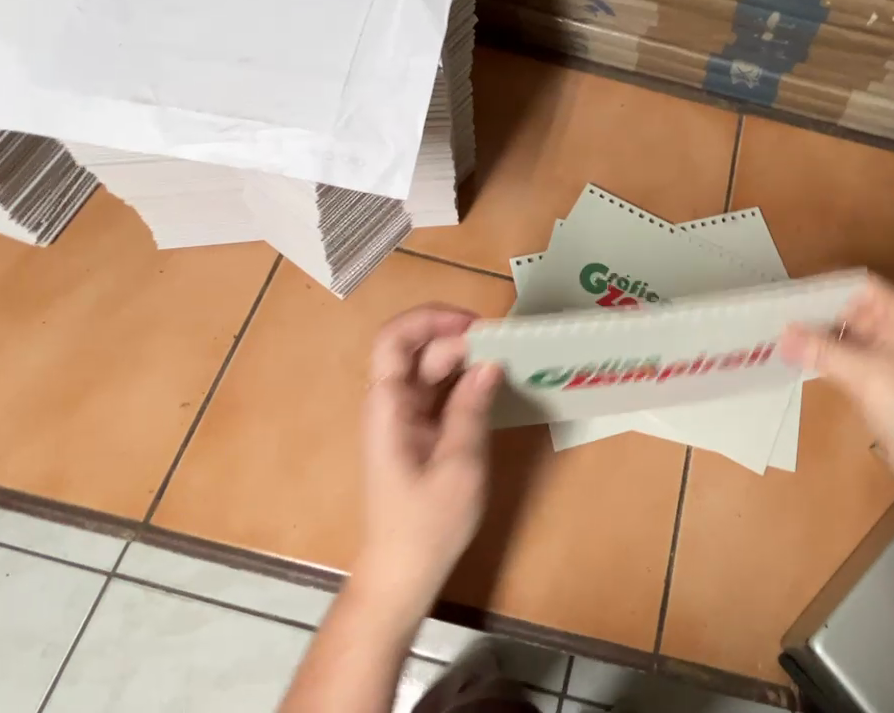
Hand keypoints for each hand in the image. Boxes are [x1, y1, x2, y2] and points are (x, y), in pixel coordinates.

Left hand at [353, 305, 502, 619]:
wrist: (403, 573)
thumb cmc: (427, 524)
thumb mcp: (459, 466)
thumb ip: (471, 409)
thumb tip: (490, 362)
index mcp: (388, 407)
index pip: (395, 339)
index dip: (431, 319)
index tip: (476, 326)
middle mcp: (391, 404)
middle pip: (416, 350)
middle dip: (457, 337)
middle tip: (504, 343)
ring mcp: (404, 417)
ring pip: (429, 368)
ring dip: (464, 357)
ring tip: (505, 358)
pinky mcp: (419, 431)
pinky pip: (439, 391)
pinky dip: (464, 381)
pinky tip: (493, 383)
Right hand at [781, 275, 893, 521]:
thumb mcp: (865, 372)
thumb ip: (821, 350)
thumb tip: (782, 332)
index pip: (852, 283)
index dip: (818, 287)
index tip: (781, 296)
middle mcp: (890, 325)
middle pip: (843, 309)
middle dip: (810, 315)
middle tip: (766, 321)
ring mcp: (883, 354)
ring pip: (840, 337)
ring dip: (812, 340)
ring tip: (769, 340)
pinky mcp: (876, 382)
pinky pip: (842, 362)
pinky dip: (821, 361)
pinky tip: (791, 363)